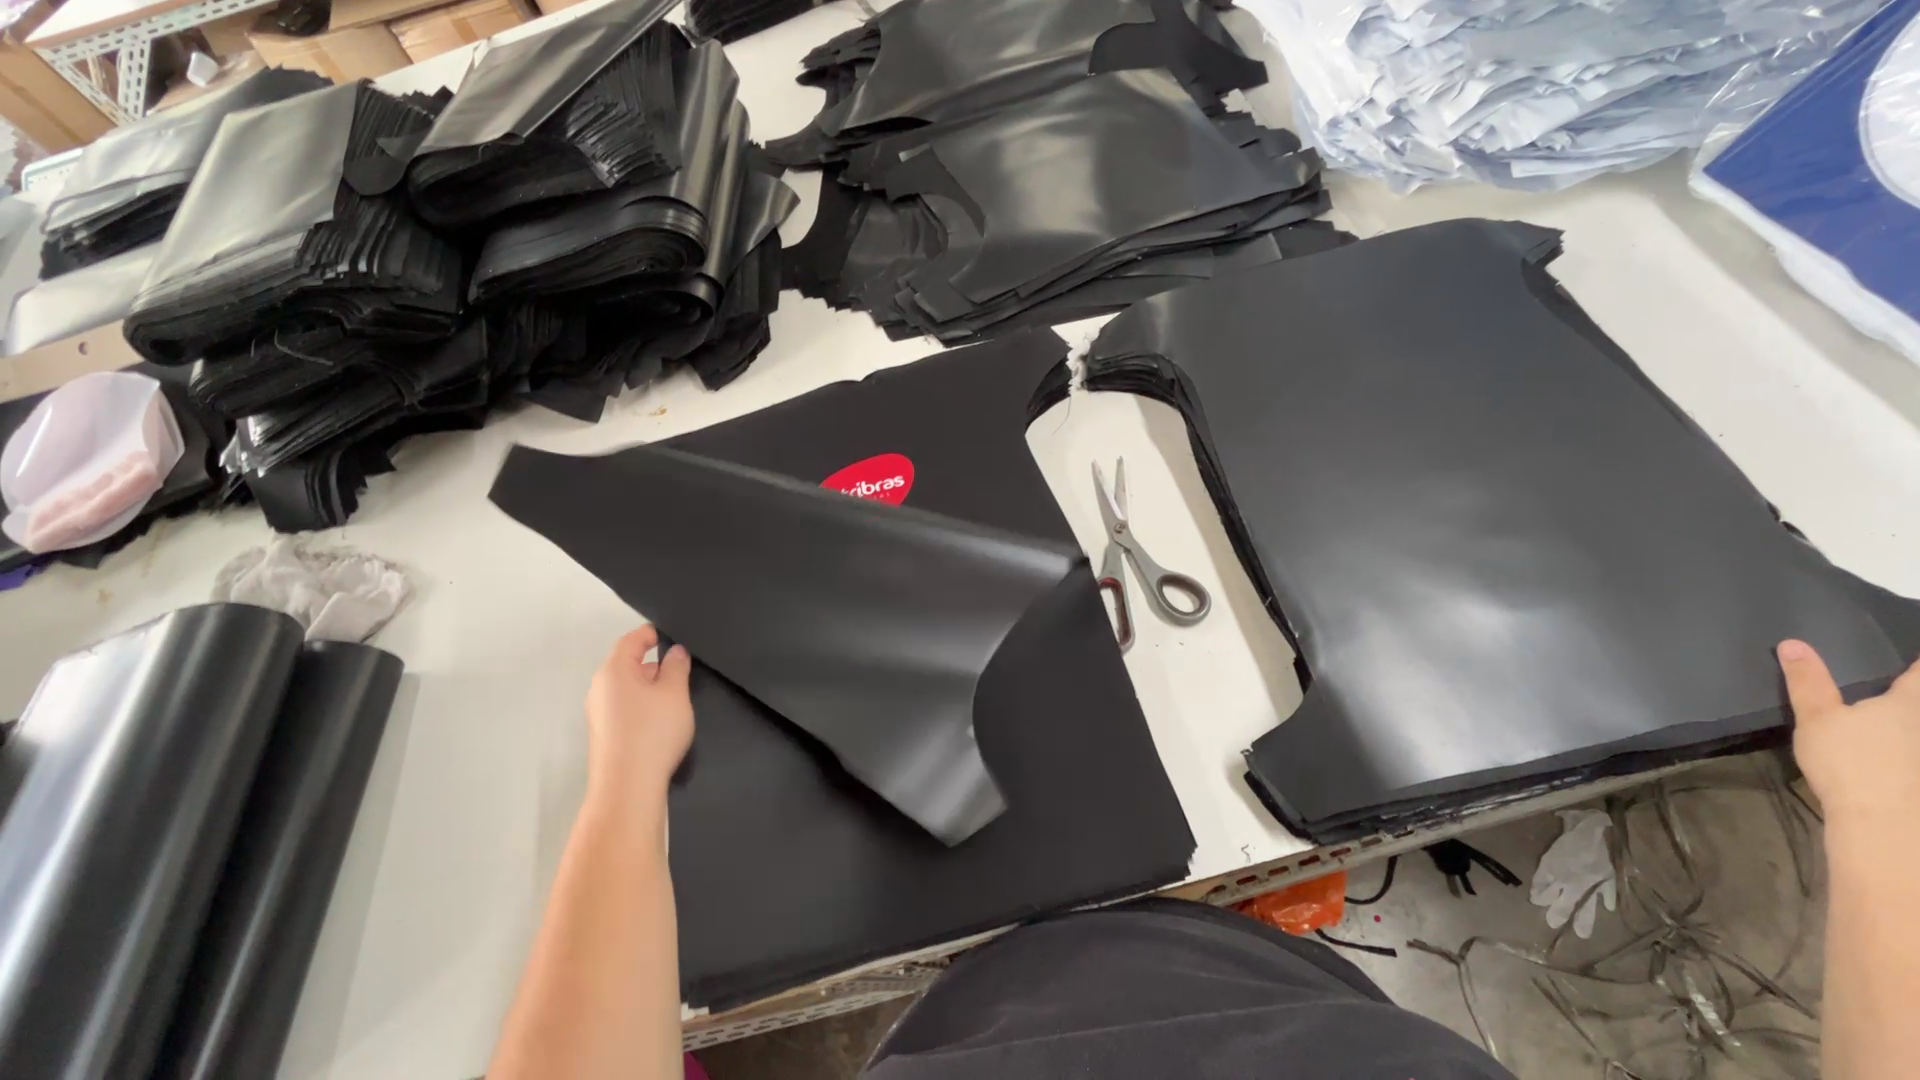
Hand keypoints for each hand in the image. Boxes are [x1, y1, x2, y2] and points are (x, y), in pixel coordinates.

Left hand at [585, 626, 693, 812]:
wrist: (628, 787)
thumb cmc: (652, 732)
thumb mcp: (675, 693)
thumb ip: (676, 667)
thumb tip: (675, 652)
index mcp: (613, 671)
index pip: (632, 640)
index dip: (653, 634)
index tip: (675, 637)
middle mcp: (600, 689)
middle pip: (628, 665)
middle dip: (656, 665)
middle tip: (684, 673)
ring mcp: (598, 714)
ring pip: (628, 689)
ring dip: (651, 690)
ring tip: (677, 702)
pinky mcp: (604, 735)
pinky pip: (625, 710)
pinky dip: (643, 708)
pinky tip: (662, 724)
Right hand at [1778, 640, 1919, 827]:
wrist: (1882, 817)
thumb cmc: (1850, 758)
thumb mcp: (1816, 716)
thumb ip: (1807, 681)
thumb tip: (1793, 643)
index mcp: (1907, 703)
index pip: (1919, 674)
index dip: (1916, 665)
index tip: (1911, 660)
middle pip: (1919, 701)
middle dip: (1909, 694)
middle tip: (1896, 689)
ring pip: (1914, 729)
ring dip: (1902, 726)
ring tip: (1883, 725)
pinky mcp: (1916, 776)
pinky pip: (1910, 751)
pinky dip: (1902, 749)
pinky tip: (1888, 755)